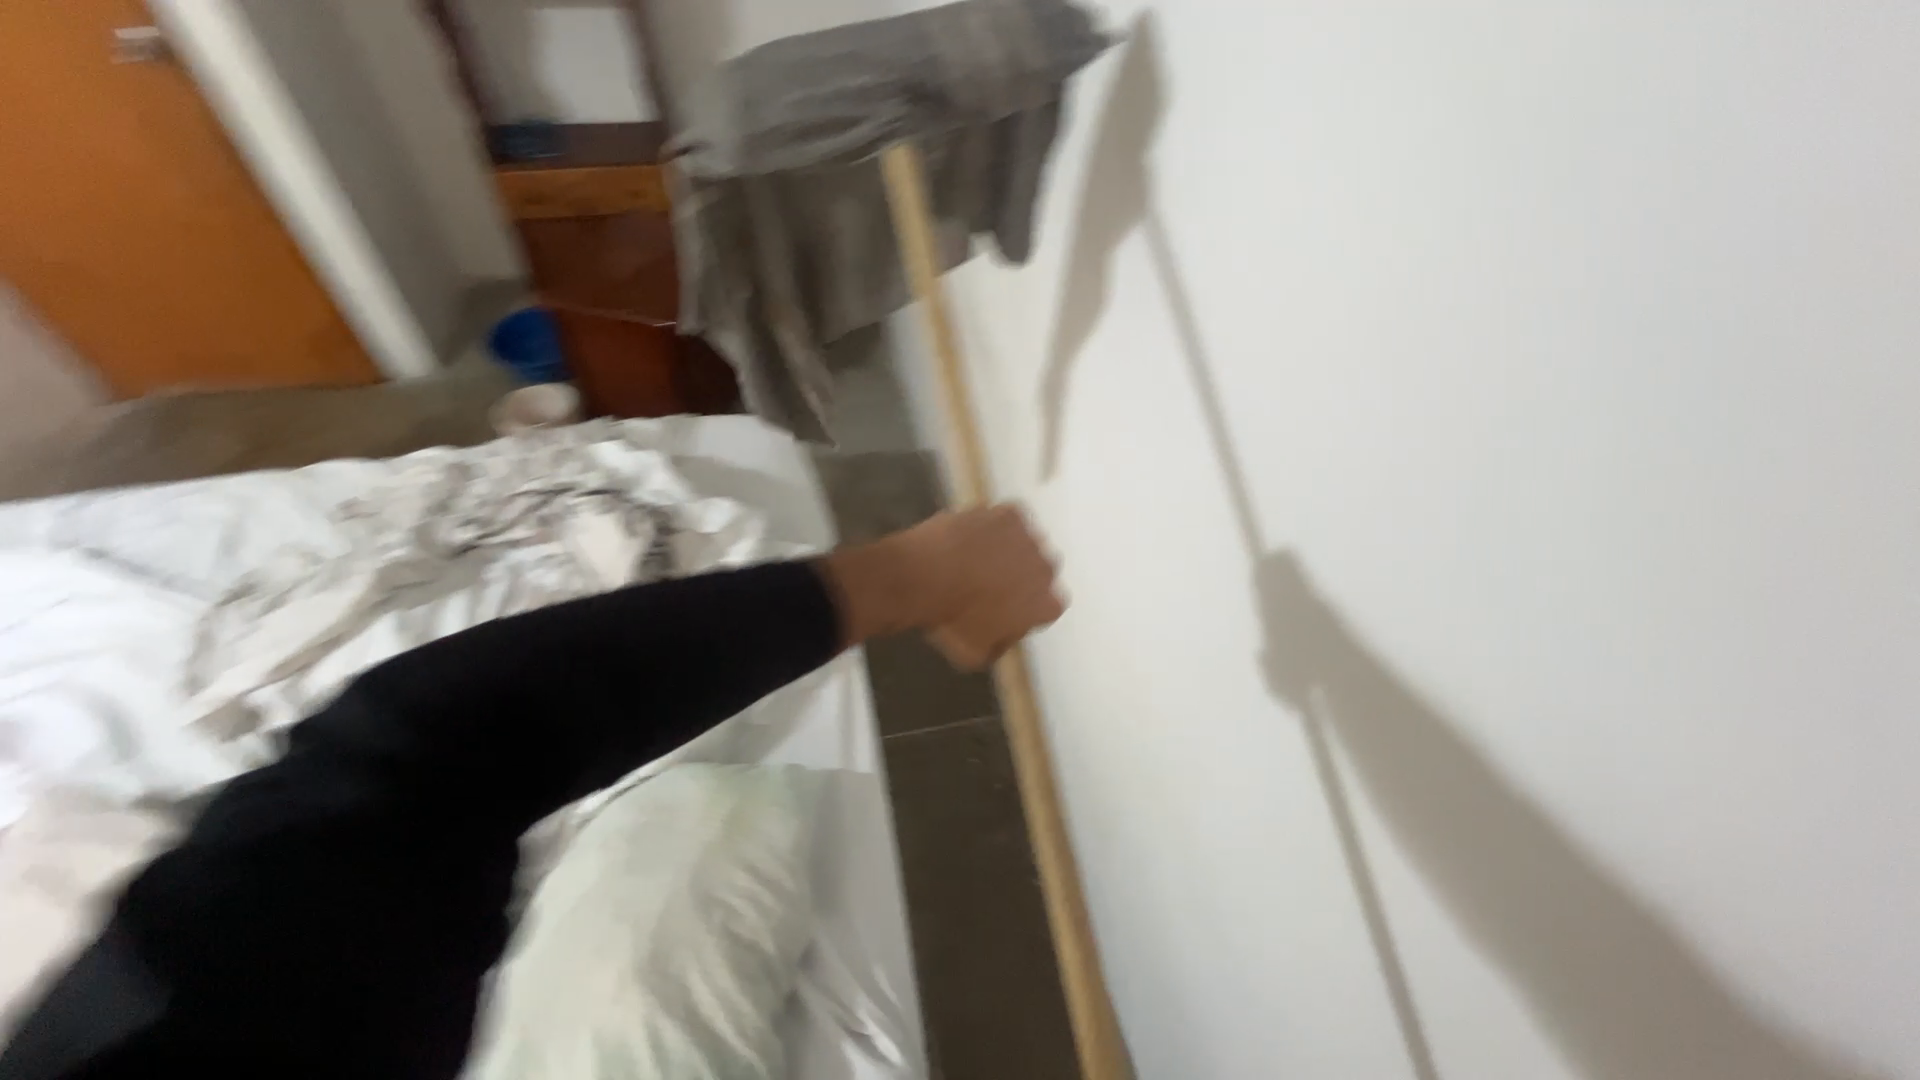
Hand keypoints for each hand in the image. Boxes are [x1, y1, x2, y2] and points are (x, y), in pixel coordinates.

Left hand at [819, 504, 1066, 668]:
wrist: (924, 576)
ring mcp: (1031, 537)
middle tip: (987, 582)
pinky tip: (970, 536)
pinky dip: (992, 526)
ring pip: (1024, 544)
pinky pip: (1006, 520)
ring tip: (974, 557)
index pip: (1046, 606)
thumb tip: (1001, 634)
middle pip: (1039, 572)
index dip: (1024, 607)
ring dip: (1007, 549)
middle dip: (1019, 576)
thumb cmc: (951, 621)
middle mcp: (1047, 569)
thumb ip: (1000, 642)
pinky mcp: (1010, 512)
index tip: (1003, 608)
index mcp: (1047, 605)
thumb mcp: (976, 653)